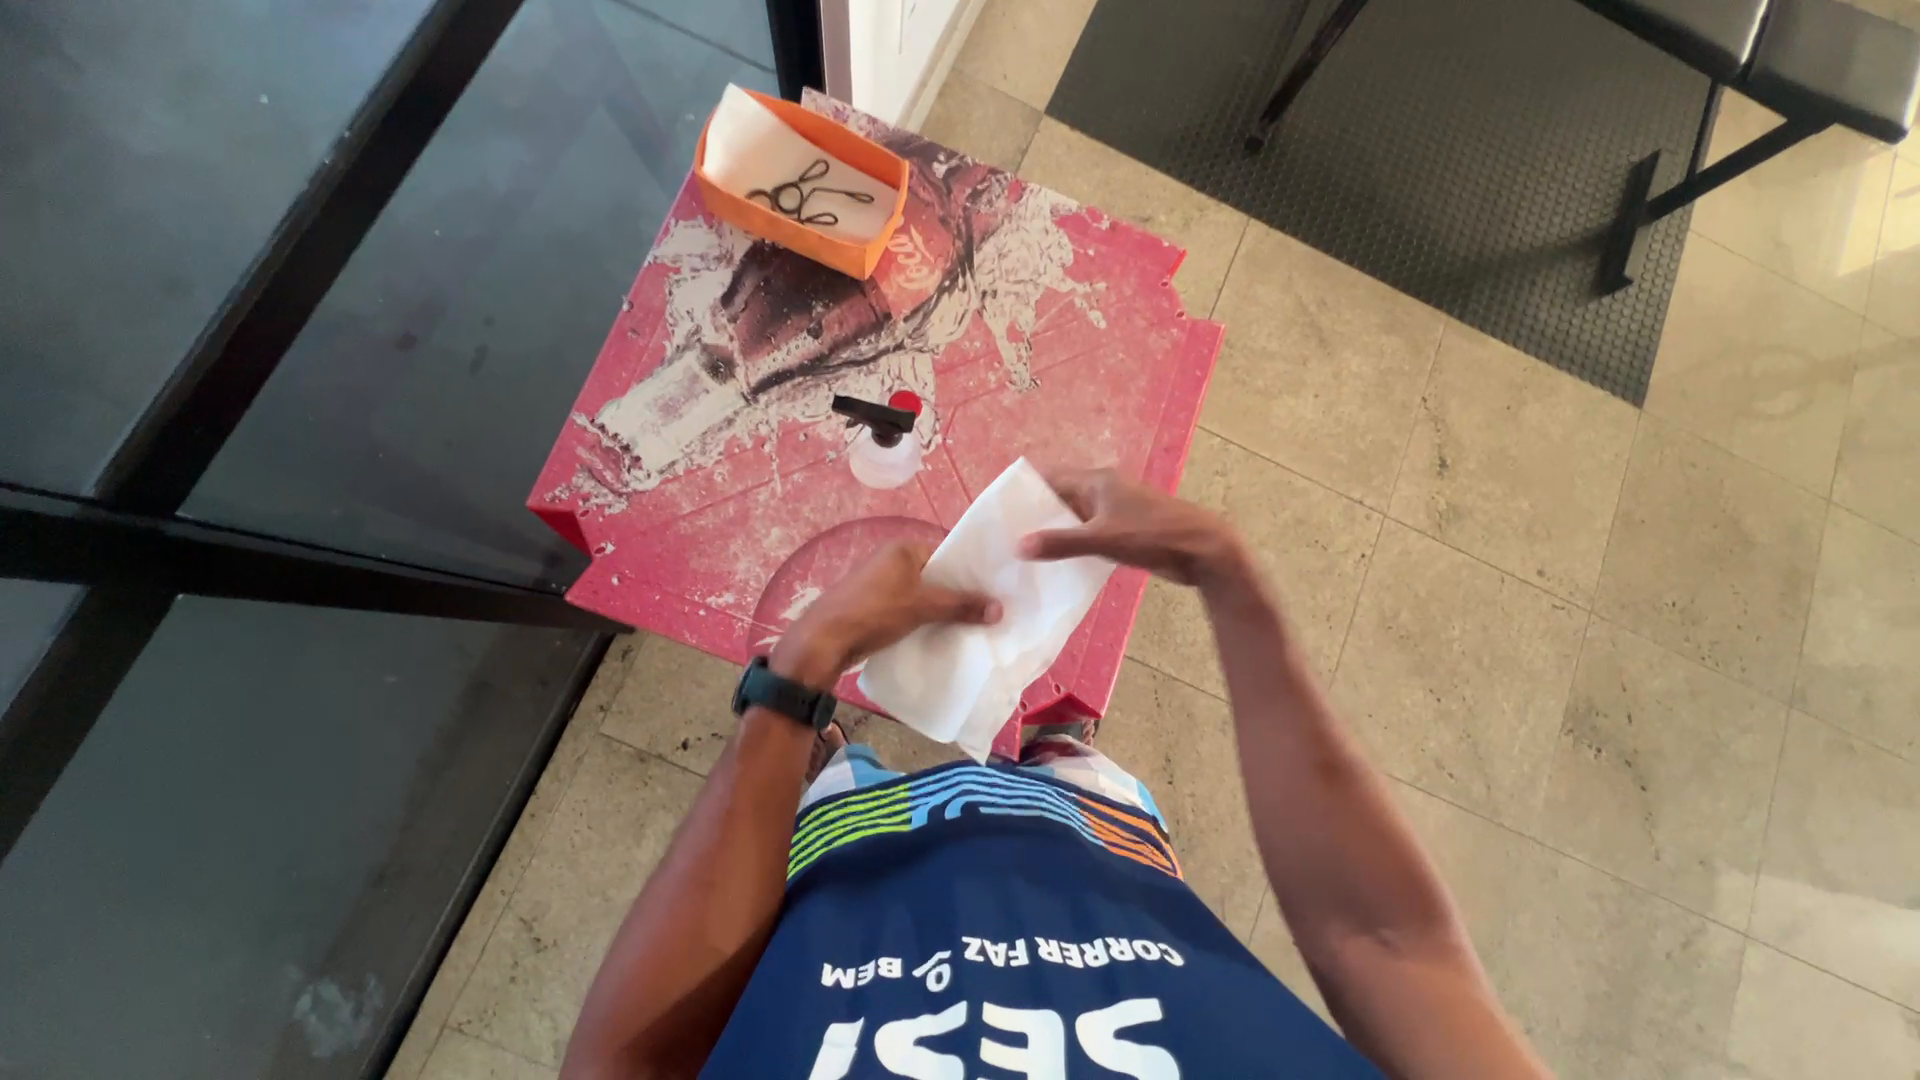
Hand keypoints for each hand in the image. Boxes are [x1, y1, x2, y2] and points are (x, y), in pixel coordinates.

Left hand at [769, 542, 1000, 689]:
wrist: (824, 641)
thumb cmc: (874, 613)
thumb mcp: (923, 607)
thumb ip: (961, 606)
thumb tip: (999, 608)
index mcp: (902, 549)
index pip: (946, 553)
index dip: (968, 571)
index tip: (992, 589)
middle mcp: (890, 560)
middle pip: (934, 575)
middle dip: (956, 593)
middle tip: (986, 610)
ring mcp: (879, 584)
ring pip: (920, 594)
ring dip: (939, 609)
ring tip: (968, 625)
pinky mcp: (872, 606)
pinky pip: (906, 609)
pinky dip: (921, 619)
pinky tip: (938, 635)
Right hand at [1019, 467, 1248, 589]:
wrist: (1203, 550)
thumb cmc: (1153, 534)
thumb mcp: (1103, 539)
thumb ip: (1061, 543)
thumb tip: (1018, 546)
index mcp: (1097, 481)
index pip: (1050, 478)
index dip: (1025, 490)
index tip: (1000, 509)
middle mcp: (1103, 491)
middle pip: (1060, 498)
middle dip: (1036, 515)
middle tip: (1006, 536)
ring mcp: (1115, 512)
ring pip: (1074, 519)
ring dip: (1054, 533)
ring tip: (1024, 553)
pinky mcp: (1124, 532)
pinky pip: (1088, 535)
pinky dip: (1072, 546)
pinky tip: (1056, 565)